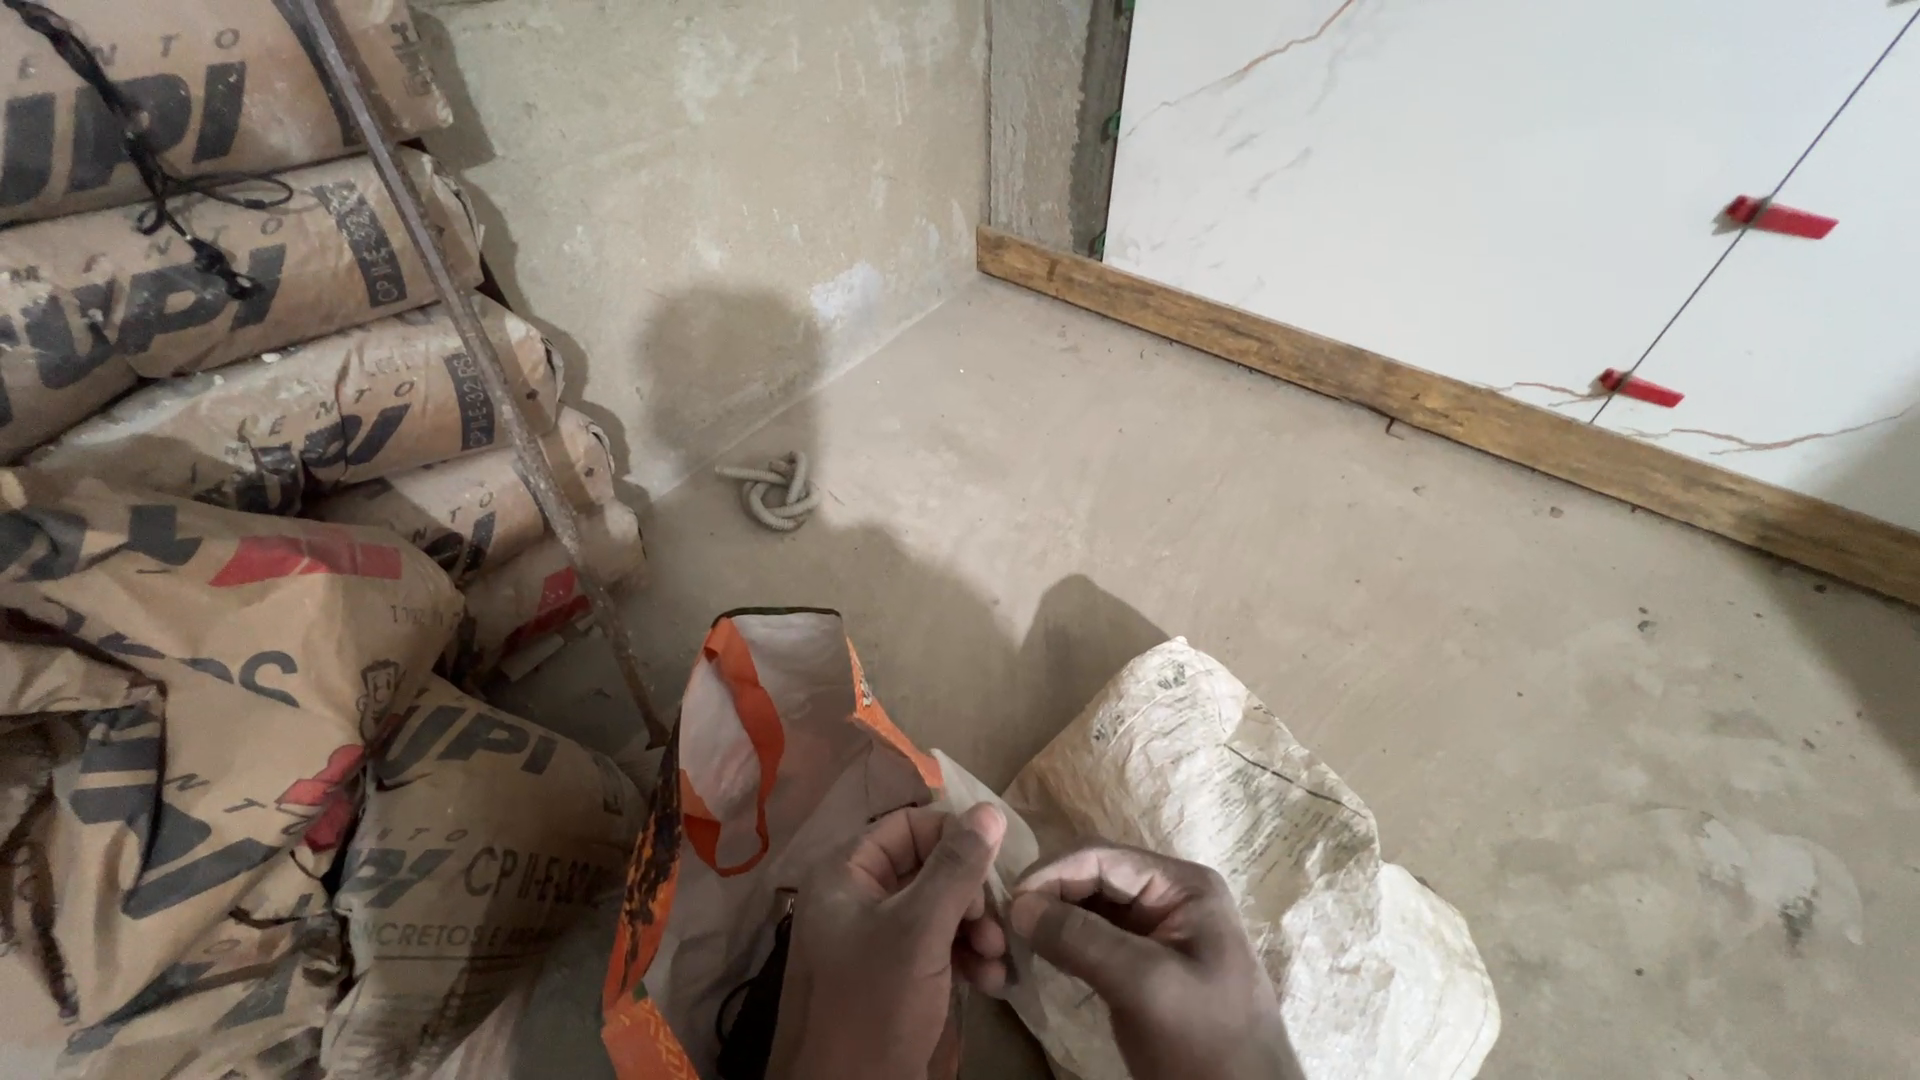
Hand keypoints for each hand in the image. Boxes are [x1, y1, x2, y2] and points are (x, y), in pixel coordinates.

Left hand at [770, 804, 1008, 1079]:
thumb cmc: (872, 1007)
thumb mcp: (919, 931)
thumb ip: (956, 868)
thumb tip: (990, 809)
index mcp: (846, 874)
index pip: (908, 826)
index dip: (952, 838)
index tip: (991, 865)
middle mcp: (857, 899)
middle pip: (928, 868)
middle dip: (970, 894)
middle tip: (994, 925)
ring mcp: (875, 942)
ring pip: (938, 910)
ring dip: (976, 929)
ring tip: (998, 958)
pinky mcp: (893, 980)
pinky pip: (936, 948)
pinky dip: (967, 958)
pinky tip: (993, 981)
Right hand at [1010, 845, 1304, 1079]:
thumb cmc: (1207, 1045)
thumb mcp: (1145, 986)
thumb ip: (1082, 939)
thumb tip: (1018, 905)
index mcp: (1182, 885)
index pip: (1101, 856)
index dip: (1051, 873)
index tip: (1008, 905)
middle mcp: (1169, 895)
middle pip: (1092, 877)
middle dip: (1049, 895)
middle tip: (1004, 926)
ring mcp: (1157, 930)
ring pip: (1089, 907)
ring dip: (1052, 919)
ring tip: (1013, 941)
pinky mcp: (1143, 964)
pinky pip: (1094, 937)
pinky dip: (1064, 944)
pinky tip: (1038, 958)